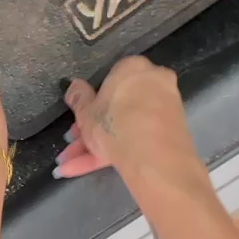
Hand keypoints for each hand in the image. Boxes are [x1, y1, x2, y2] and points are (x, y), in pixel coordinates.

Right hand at [54, 56, 199, 182]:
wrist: (153, 155)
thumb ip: (78, 98)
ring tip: (70, 166)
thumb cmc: (114, 123)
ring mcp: (164, 108)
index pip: (109, 80)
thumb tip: (73, 86)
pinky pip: (137, 139)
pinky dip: (113, 153)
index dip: (91, 102)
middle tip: (73, 145)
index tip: (80, 118)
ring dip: (96, 146)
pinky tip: (85, 170)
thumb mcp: (85, 112)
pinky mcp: (169, 132)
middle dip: (91, 129)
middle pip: (117, 107)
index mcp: (132, 68)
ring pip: (125, 126)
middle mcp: (153, 81)